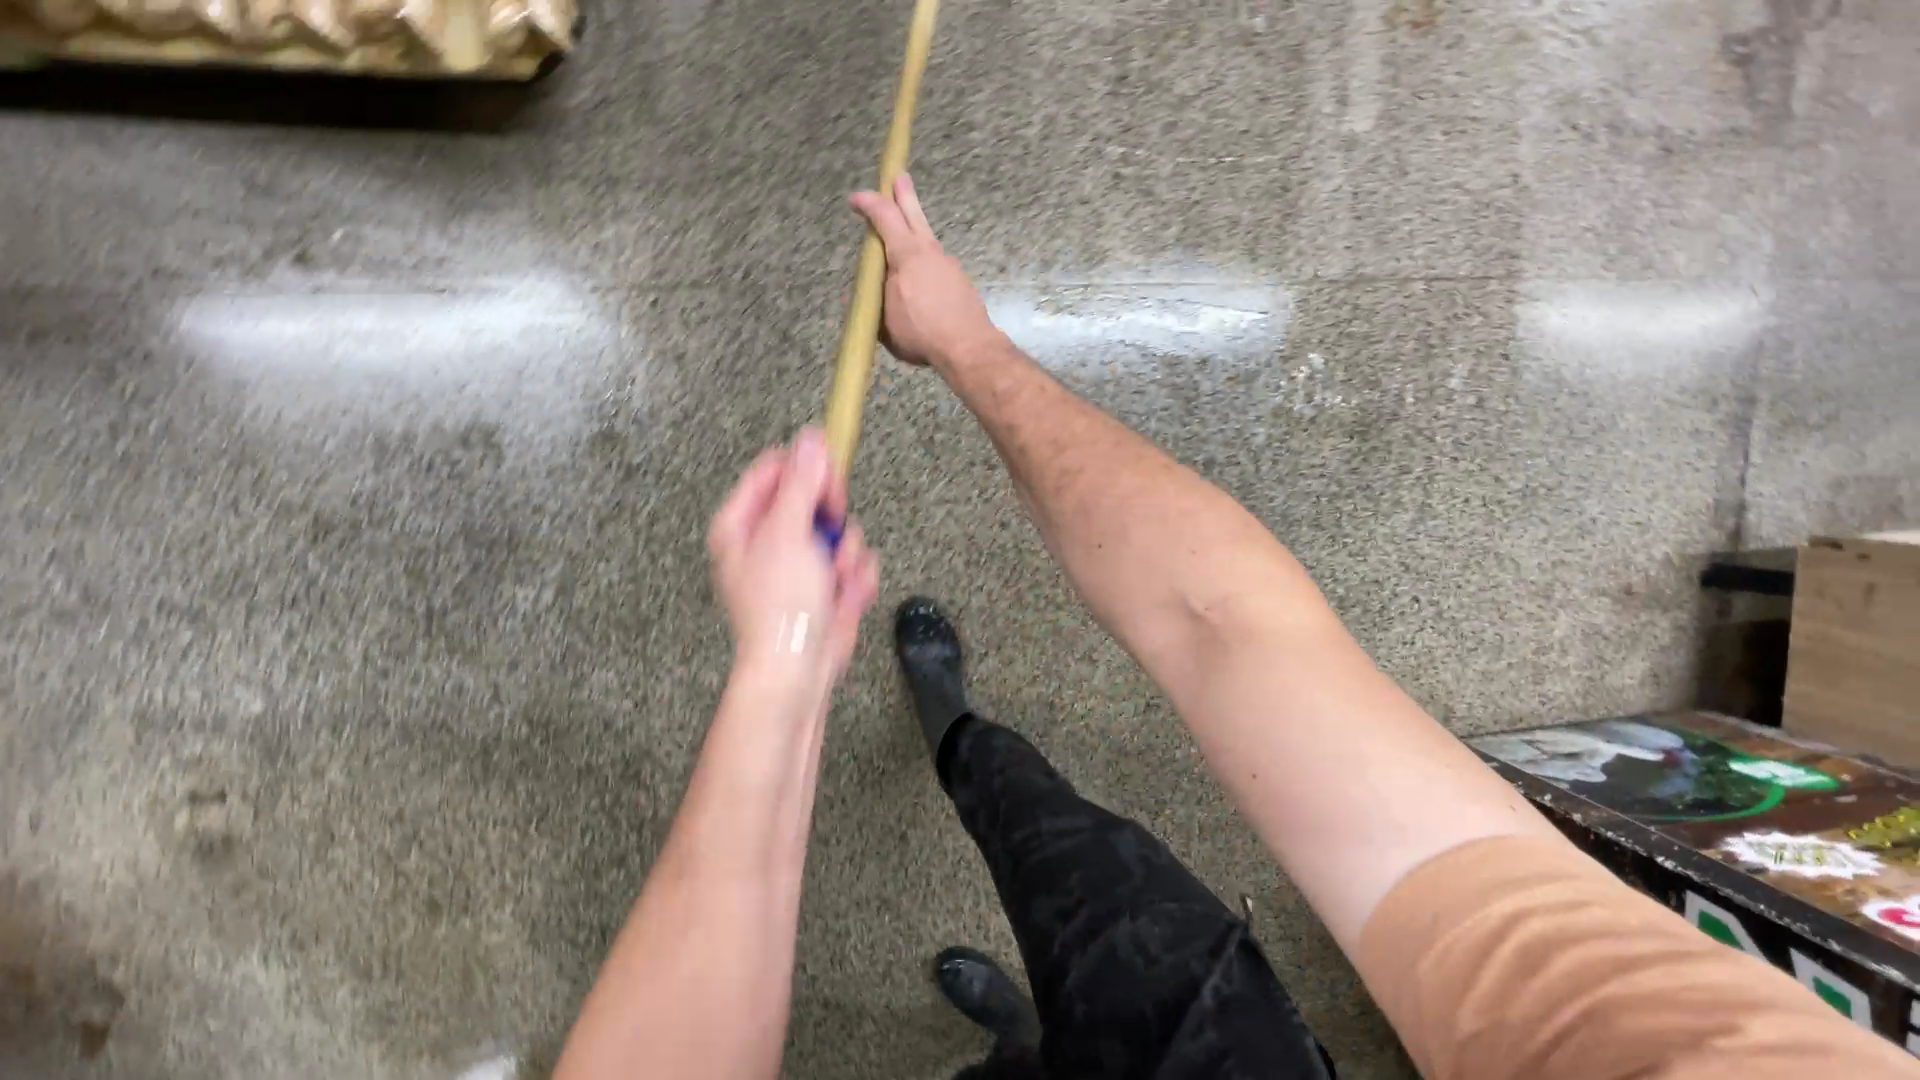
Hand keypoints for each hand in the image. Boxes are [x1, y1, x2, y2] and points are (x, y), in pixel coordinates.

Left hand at [707, 429, 880, 684]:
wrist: (797, 667)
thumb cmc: (779, 607)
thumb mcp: (788, 532)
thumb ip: (801, 482)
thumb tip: (811, 439)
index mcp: (743, 521)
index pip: (777, 468)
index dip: (808, 470)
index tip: (827, 482)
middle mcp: (769, 538)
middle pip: (814, 497)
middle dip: (832, 520)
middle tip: (829, 536)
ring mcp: (799, 562)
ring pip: (840, 530)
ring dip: (846, 555)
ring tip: (832, 580)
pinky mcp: (824, 584)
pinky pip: (853, 563)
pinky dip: (855, 580)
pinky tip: (842, 598)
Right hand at [850, 174, 1004, 368]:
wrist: (968, 348)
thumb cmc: (921, 334)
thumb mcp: (884, 324)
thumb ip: (868, 307)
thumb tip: (850, 300)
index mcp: (907, 255)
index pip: (885, 217)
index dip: (869, 203)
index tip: (855, 200)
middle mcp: (930, 253)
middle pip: (914, 216)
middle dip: (904, 195)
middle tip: (900, 177)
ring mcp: (948, 266)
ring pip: (927, 242)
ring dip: (915, 234)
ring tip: (905, 238)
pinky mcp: (960, 282)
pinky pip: (937, 266)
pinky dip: (926, 266)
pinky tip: (922, 283)